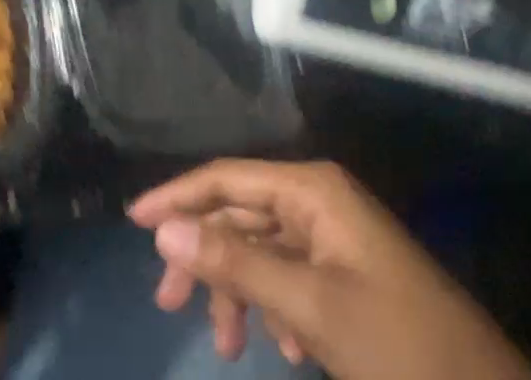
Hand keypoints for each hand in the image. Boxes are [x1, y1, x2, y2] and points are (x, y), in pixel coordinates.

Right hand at [129, 160, 530, 379]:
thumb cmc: (398, 343)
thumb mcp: (309, 305)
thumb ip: (234, 262)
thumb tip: (163, 228)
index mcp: (314, 191)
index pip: (227, 178)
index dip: (177, 197)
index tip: (132, 222)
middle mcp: (321, 202)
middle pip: (240, 215)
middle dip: (205, 260)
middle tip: (167, 304)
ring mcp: (337, 239)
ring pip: (263, 253)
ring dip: (239, 295)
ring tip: (226, 346)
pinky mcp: (350, 275)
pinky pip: (292, 278)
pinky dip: (275, 310)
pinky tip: (284, 351)